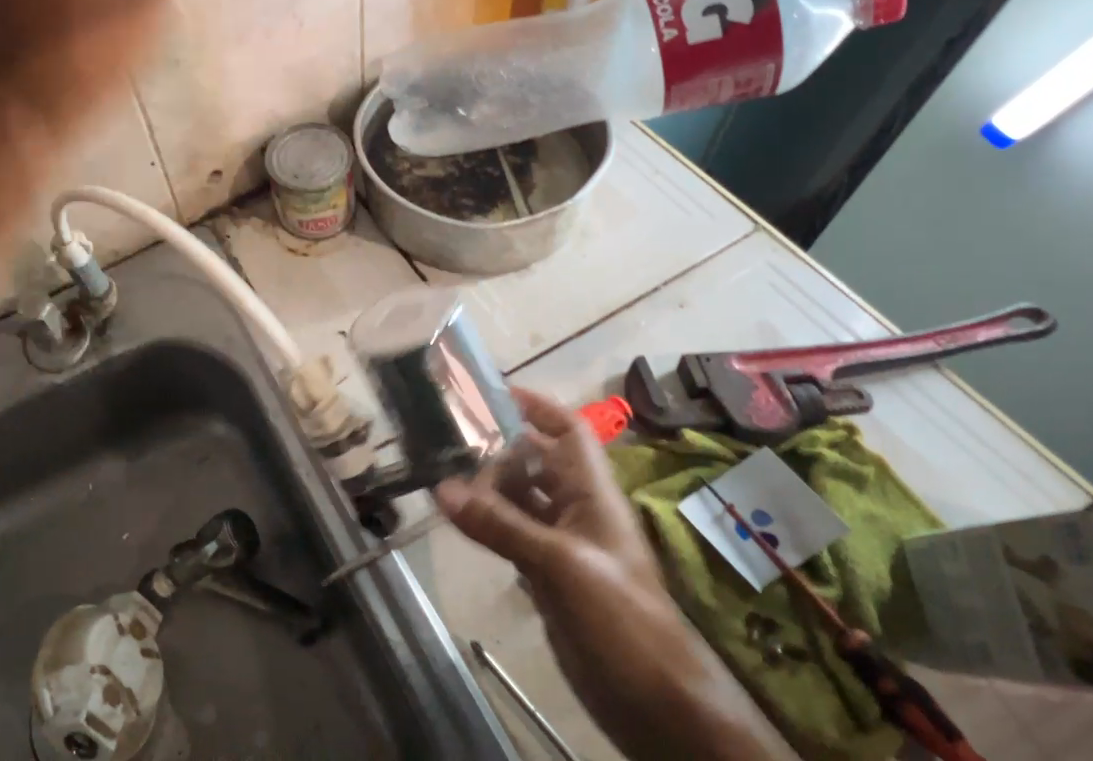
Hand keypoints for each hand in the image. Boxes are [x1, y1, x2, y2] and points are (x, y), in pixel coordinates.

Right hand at [436, 387, 671, 647]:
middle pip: (535, 462)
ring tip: (438, 473)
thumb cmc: (621, 617)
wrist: (654, 699)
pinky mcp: (548, 578)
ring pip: (520, 500)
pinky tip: (456, 520)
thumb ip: (502, 525)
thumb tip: (442, 488)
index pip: (567, 431)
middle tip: (444, 437)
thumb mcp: (560, 564)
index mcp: (591, 494)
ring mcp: (561, 546)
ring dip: (486, 487)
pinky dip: (486, 524)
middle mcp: (576, 511)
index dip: (535, 406)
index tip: (489, 392)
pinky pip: (512, 536)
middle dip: (496, 446)